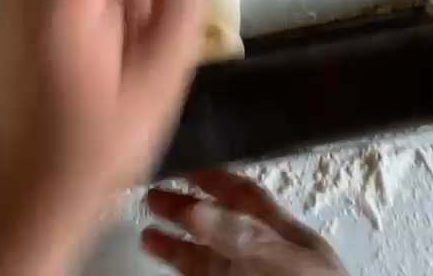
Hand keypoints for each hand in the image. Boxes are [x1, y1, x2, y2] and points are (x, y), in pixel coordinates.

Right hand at [143, 170, 346, 274]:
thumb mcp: (283, 260)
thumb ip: (240, 234)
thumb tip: (193, 206)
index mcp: (286, 237)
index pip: (247, 197)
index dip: (216, 179)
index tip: (183, 167)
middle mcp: (264, 260)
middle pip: (219, 227)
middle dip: (185, 210)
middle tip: (151, 197)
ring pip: (206, 262)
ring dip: (176, 248)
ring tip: (146, 235)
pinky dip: (180, 272)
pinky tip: (161, 264)